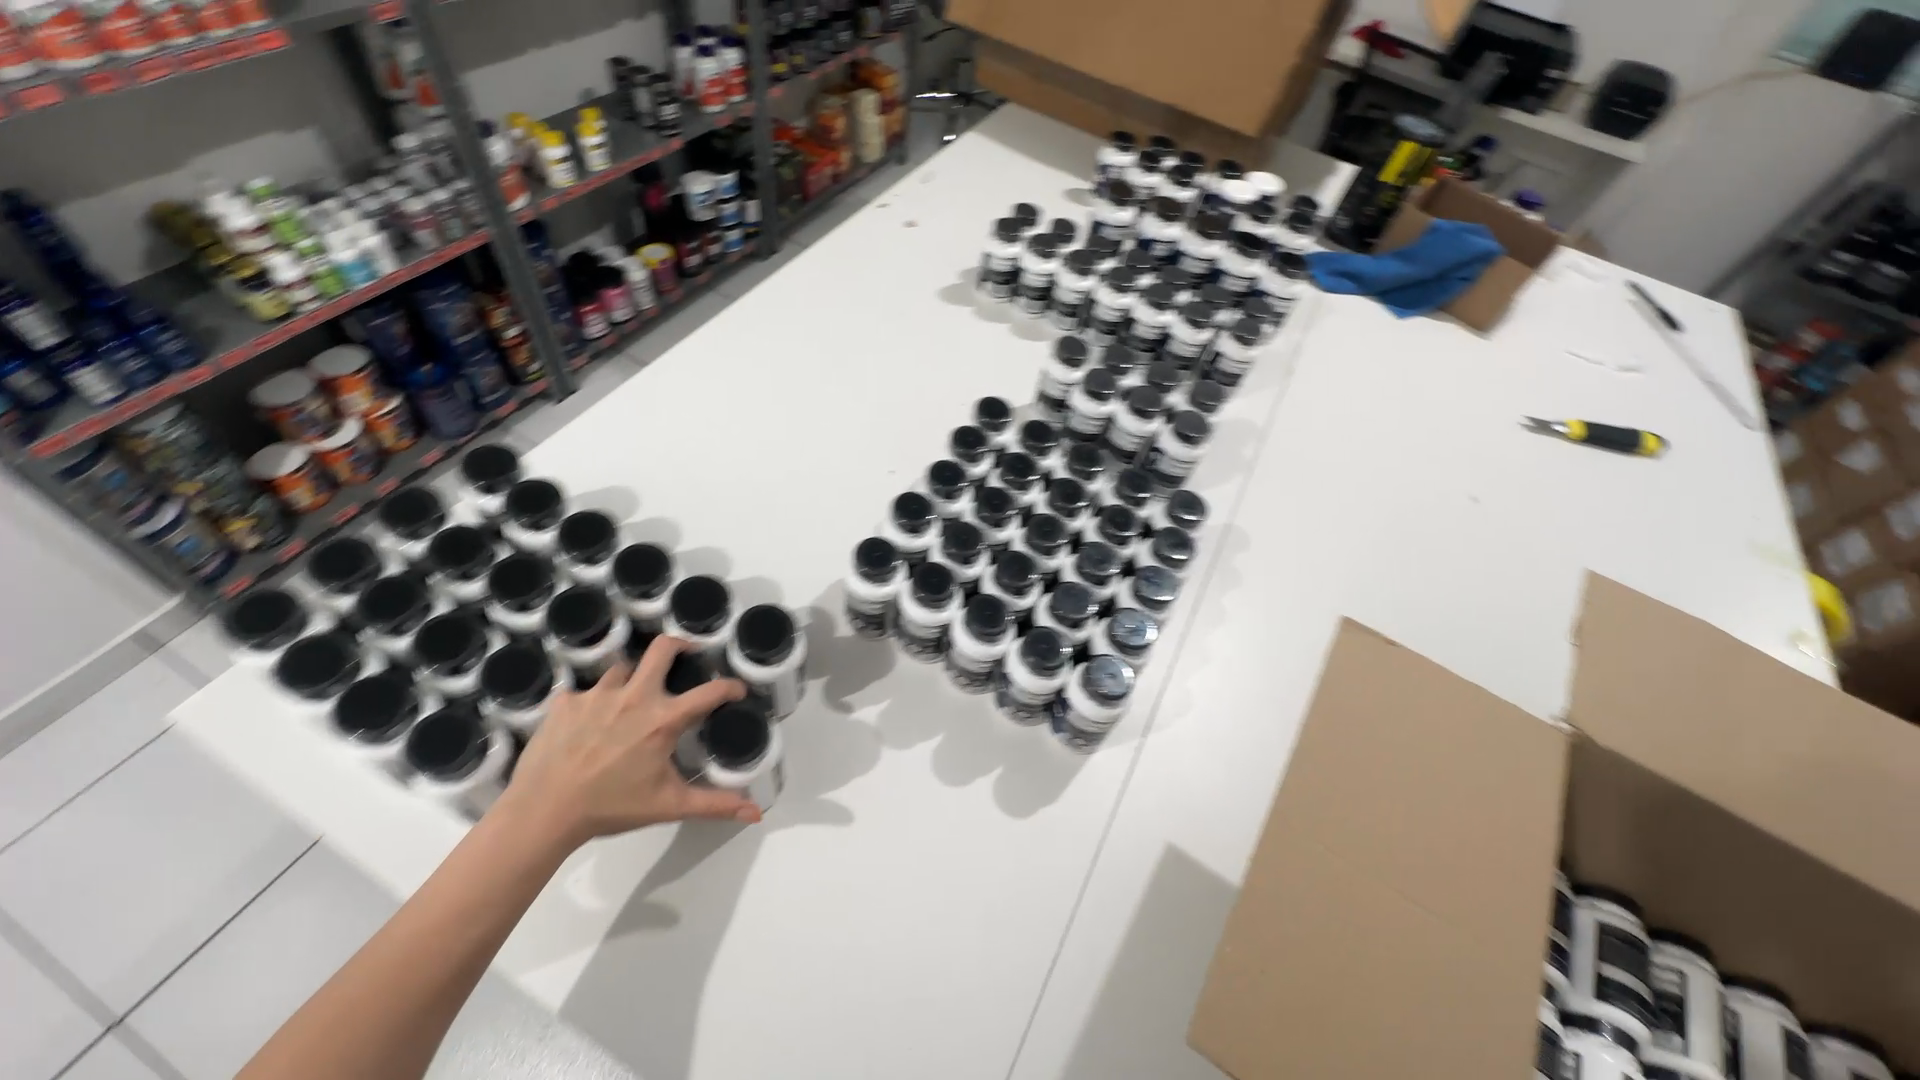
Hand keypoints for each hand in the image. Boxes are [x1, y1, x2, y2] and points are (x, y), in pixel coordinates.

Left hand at [497, 636, 761, 849]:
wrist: (544, 812)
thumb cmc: (612, 808)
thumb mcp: (669, 806)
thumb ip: (715, 805)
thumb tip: (755, 813)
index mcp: (663, 720)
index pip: (710, 692)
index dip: (730, 687)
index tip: (737, 690)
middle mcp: (634, 696)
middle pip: (662, 649)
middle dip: (680, 645)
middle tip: (686, 655)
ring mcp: (596, 694)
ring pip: (622, 669)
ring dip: (632, 679)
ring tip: (630, 700)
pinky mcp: (565, 701)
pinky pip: (584, 692)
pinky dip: (592, 703)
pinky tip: (588, 724)